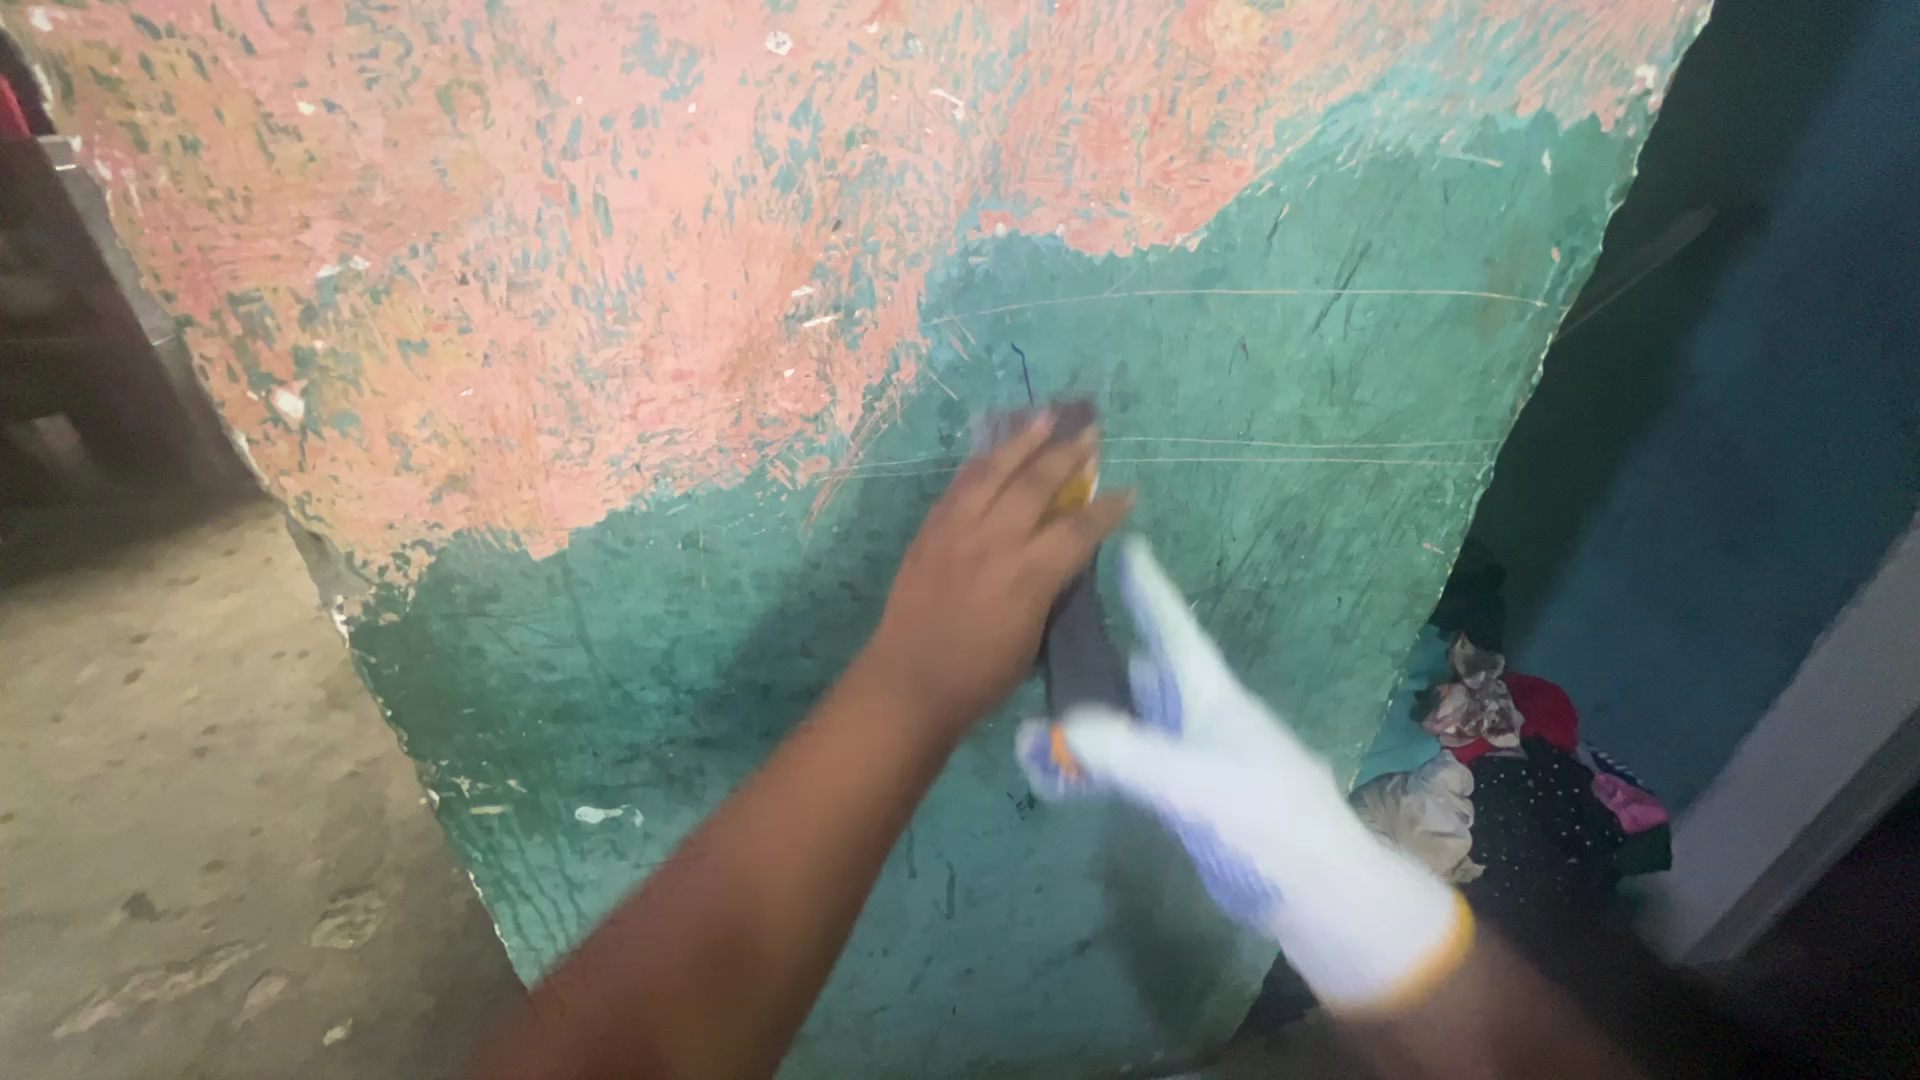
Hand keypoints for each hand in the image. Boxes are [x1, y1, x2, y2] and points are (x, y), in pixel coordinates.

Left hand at [860, 410, 1132, 735]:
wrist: (909, 681)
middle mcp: (993, 543)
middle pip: (1036, 485)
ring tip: (1044, 416)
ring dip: (1022, 441)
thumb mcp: (1033, 637)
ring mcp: (956, 531)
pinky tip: (994, 453)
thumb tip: (1064, 554)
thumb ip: (1050, 588)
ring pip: (993, 472)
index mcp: (1027, 577)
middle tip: (1090, 433)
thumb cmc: (979, 676)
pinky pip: (959, 486)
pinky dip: (982, 464)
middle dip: (1067, 455)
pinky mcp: (929, 532)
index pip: (1078, 530)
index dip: (1107, 510)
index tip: (1127, 493)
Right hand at [1017, 536, 1360, 924]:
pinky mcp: (1179, 794)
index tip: (1127, 544)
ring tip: (1026, 738)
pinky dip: (1091, 770)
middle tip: (1038, 654)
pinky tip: (1054, 781)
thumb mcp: (1196, 784)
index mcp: (1209, 695)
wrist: (1317, 896)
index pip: (1172, 627)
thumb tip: (1056, 726)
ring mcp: (1186, 755)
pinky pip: (1123, 767)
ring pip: (1122, 725)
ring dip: (1080, 728)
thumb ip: (1127, 753)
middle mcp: (1194, 715)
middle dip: (1088, 664)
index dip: (1149, 587)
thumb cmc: (1268, 823)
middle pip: (1135, 673)